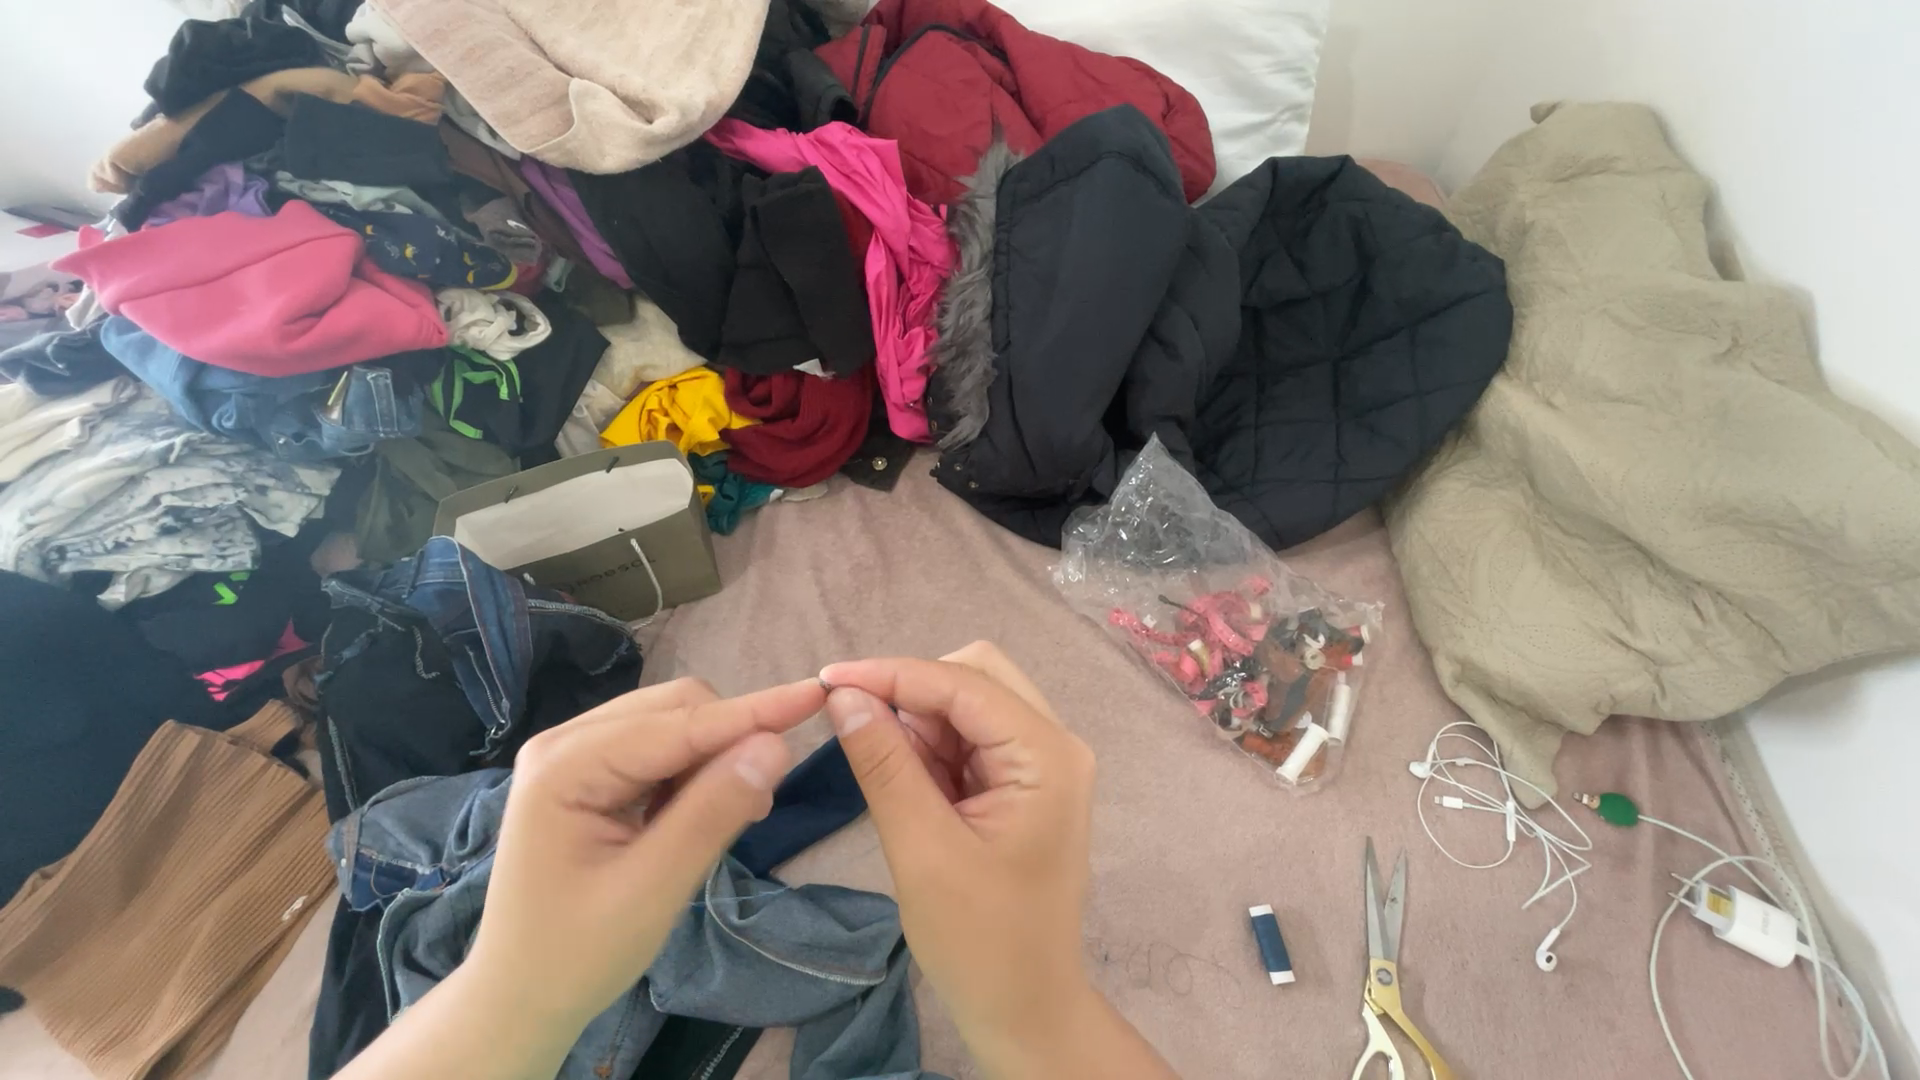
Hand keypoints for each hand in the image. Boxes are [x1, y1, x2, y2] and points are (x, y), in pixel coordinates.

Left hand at [464, 677, 826, 1039]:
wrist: (519, 997)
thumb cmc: (578, 955)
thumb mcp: (654, 890)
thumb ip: (713, 812)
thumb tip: (777, 745)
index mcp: (566, 765)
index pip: (681, 723)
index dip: (754, 711)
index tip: (817, 693)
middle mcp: (567, 740)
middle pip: (679, 706)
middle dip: (731, 739)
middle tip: (759, 803)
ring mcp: (577, 750)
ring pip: (677, 720)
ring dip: (716, 755)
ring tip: (731, 812)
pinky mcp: (592, 767)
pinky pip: (665, 743)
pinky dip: (698, 768)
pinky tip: (700, 811)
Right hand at [823, 643, 1172, 1076]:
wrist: (1025, 1007)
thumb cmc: (980, 941)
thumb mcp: (922, 850)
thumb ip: (884, 764)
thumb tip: (843, 696)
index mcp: (1046, 755)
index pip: (963, 682)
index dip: (892, 674)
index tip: (827, 679)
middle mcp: (1053, 742)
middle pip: (974, 674)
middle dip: (911, 693)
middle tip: (858, 726)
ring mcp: (1041, 760)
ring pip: (969, 701)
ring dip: (920, 723)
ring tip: (891, 775)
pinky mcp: (1022, 779)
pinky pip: (969, 736)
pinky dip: (931, 747)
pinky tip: (912, 783)